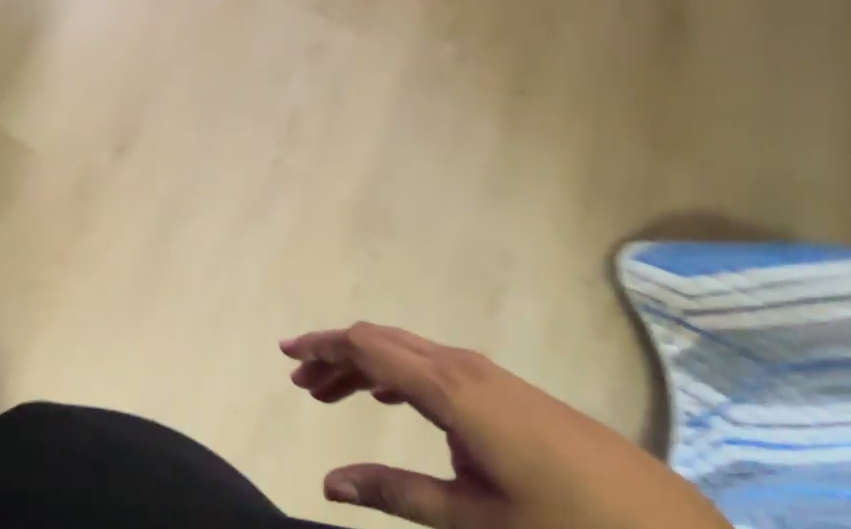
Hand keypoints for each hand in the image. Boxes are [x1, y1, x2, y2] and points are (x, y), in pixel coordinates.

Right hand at [281, 324, 728, 528]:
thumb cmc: (564, 526)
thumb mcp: (474, 520)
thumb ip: (396, 494)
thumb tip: (327, 482)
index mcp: (449, 390)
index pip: (367, 348)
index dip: (322, 347)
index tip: (286, 357)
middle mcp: (464, 368)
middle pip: (383, 341)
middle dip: (337, 355)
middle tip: (301, 382)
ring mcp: (492, 377)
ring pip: (409, 352)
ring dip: (366, 365)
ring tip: (333, 393)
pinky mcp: (512, 392)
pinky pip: (435, 365)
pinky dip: (399, 373)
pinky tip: (394, 400)